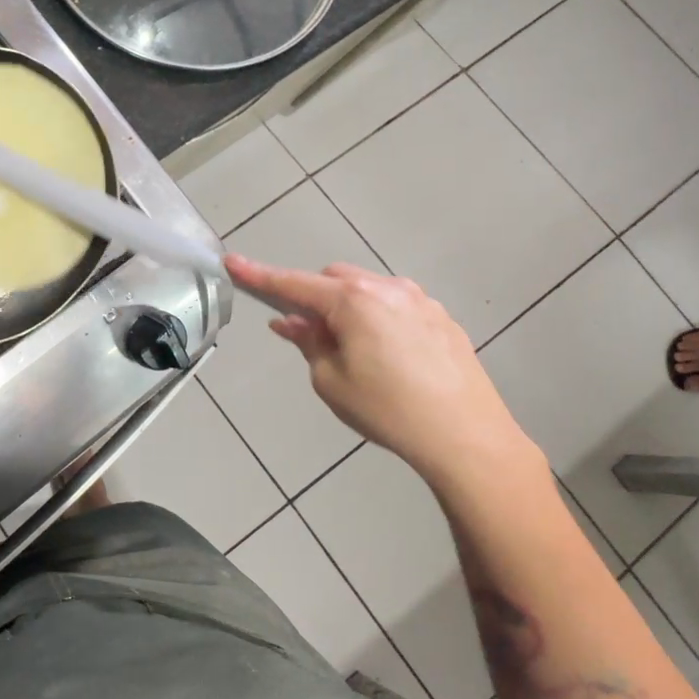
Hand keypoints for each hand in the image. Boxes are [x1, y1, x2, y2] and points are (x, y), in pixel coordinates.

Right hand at [225, 255, 537, 482]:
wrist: (466, 436)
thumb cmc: (387, 410)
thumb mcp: (331, 381)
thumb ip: (309, 343)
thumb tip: (292, 322)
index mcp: (354, 301)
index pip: (293, 284)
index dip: (260, 275)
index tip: (232, 261)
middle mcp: (388, 289)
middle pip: (335, 279)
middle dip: (315, 298)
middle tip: (311, 337)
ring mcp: (421, 301)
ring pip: (369, 290)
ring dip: (350, 308)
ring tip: (354, 353)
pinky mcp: (443, 319)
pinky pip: (397, 306)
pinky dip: (379, 319)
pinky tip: (390, 359)